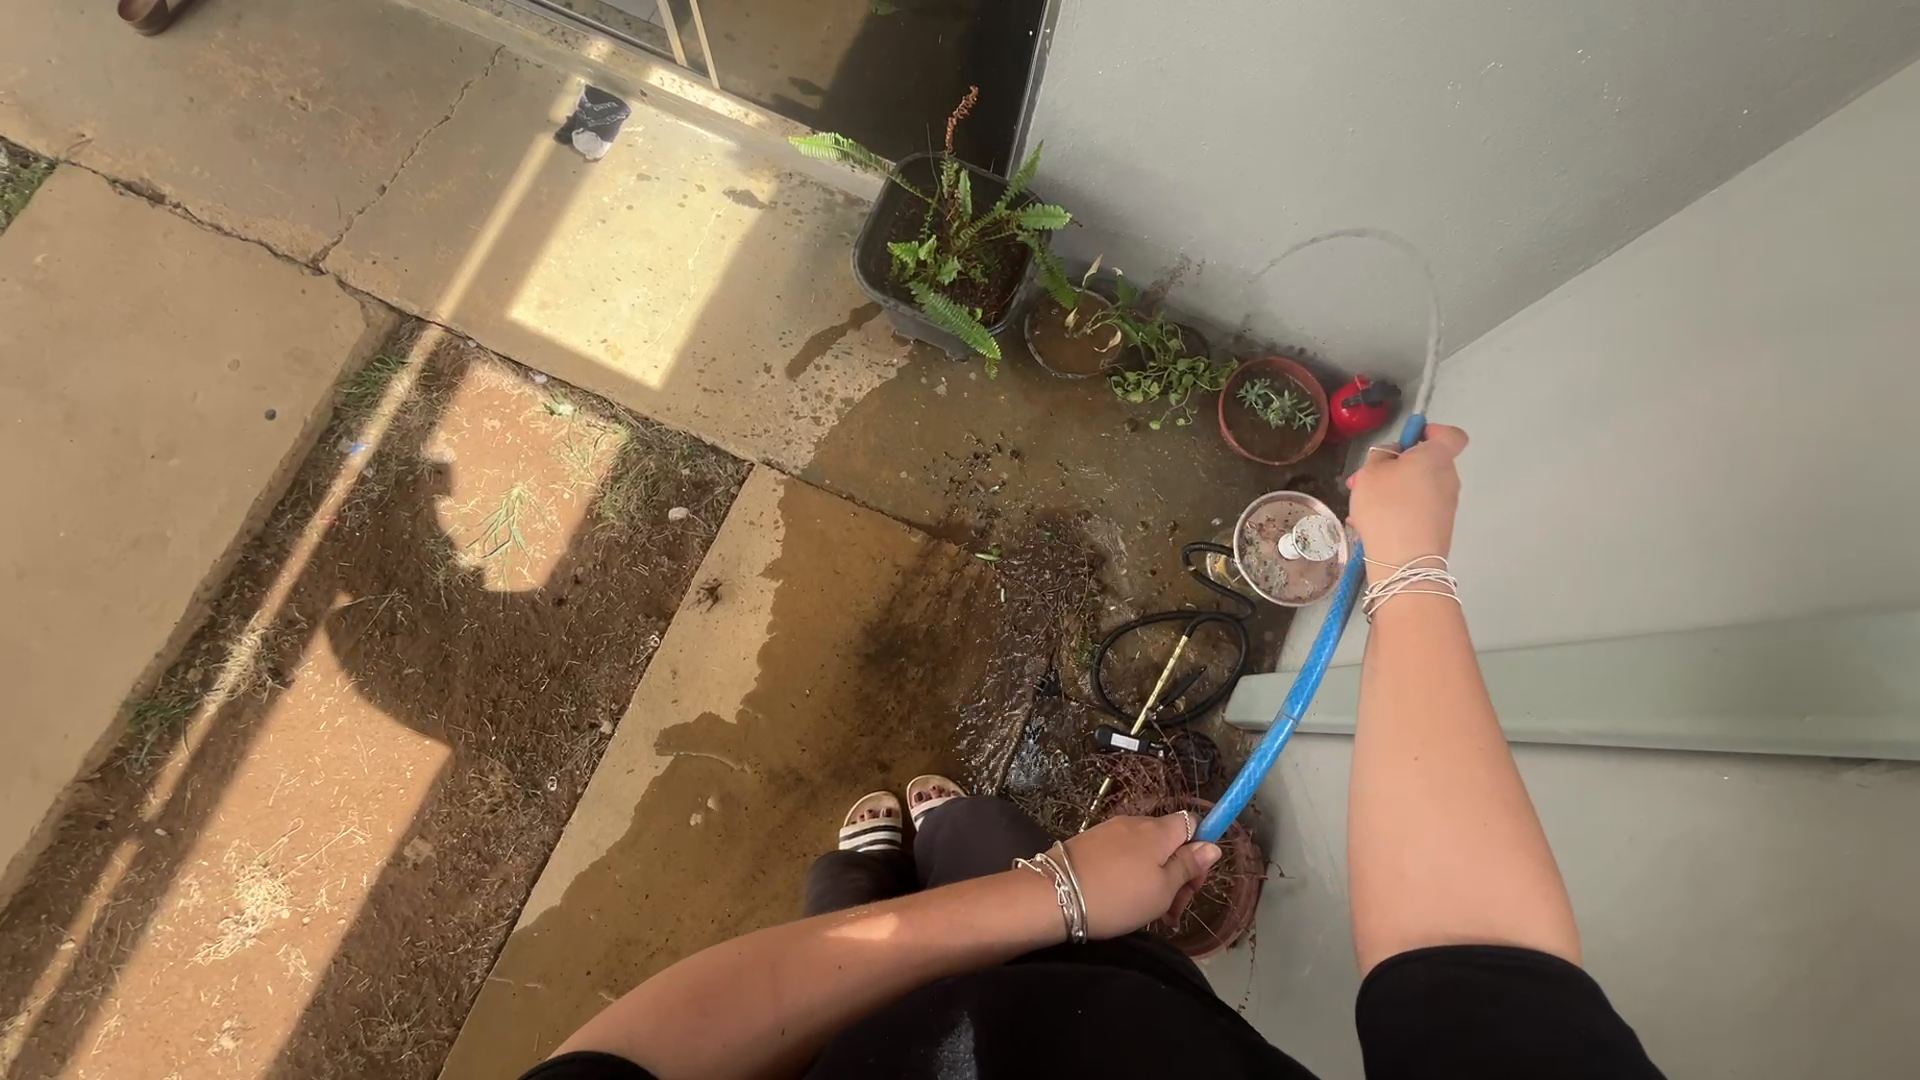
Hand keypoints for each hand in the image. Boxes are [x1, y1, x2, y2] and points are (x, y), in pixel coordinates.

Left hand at [1062, 813, 1221, 938]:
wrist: (1055, 893)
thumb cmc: (1118, 896)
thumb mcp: (1163, 890)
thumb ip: (1188, 866)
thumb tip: (1212, 845)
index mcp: (1158, 830)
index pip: (1193, 823)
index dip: (1200, 850)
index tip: (1193, 883)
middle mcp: (1136, 822)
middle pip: (1170, 841)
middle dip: (1177, 873)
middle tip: (1172, 911)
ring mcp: (1111, 829)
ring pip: (1146, 851)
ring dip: (1155, 877)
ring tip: (1149, 914)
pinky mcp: (1092, 841)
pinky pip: (1124, 854)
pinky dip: (1131, 874)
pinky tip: (1124, 900)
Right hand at [1347, 424, 1468, 566]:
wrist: (1404, 558)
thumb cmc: (1386, 505)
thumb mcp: (1369, 473)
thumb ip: (1380, 456)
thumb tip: (1393, 456)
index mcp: (1436, 457)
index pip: (1451, 435)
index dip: (1432, 432)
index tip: (1409, 440)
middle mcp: (1448, 478)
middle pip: (1426, 463)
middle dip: (1395, 467)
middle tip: (1364, 480)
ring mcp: (1445, 504)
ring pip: (1416, 488)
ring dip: (1391, 491)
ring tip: (1360, 507)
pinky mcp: (1438, 526)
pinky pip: (1414, 509)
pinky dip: (1395, 511)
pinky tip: (1369, 524)